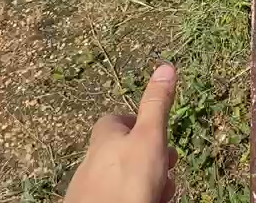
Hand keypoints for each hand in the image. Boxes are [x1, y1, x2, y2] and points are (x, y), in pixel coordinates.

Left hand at [64, 63, 178, 202]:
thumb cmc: (128, 182)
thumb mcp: (150, 137)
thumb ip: (157, 104)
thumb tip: (166, 66)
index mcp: (103, 140)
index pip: (114, 120)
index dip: (137, 123)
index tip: (156, 132)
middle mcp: (90, 163)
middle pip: (123, 151)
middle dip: (150, 156)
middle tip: (168, 166)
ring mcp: (87, 193)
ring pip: (123, 177)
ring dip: (146, 179)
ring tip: (162, 191)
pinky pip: (116, 198)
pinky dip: (134, 197)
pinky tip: (150, 202)